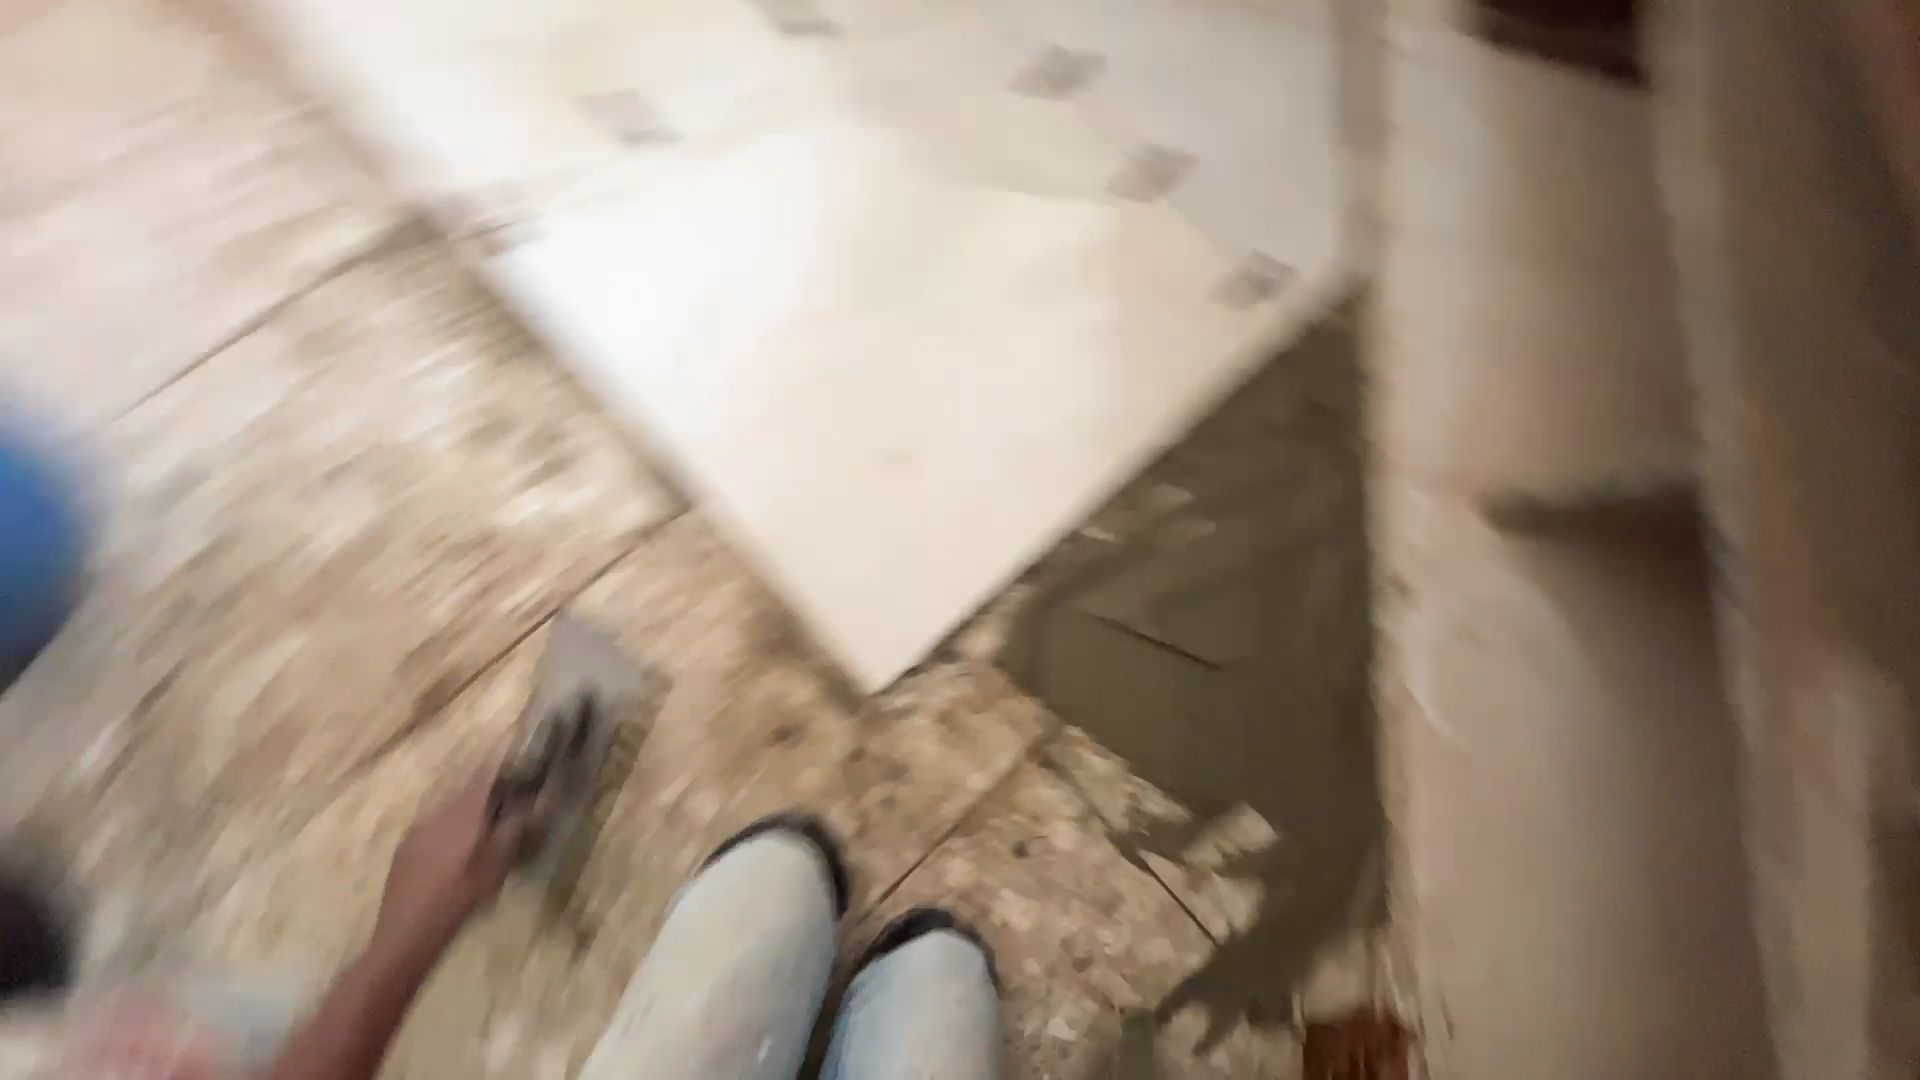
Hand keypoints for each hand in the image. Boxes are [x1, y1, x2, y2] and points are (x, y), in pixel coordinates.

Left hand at [370, 769, 530, 961]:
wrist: (407, 931)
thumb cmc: (461, 893)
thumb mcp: (498, 861)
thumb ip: (517, 824)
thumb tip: (540, 796)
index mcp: (463, 811)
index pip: (484, 772)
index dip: (499, 756)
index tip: (513, 743)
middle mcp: (438, 812)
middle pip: (464, 783)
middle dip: (484, 775)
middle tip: (504, 776)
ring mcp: (417, 828)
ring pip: (447, 801)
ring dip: (466, 797)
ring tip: (483, 805)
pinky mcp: (406, 846)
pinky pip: (433, 819)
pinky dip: (450, 816)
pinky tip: (457, 835)